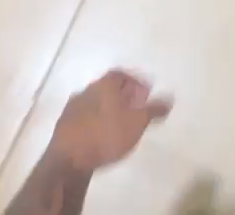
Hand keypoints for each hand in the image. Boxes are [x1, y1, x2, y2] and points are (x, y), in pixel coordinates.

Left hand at [48, 69, 172, 171]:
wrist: (67, 160)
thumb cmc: (106, 136)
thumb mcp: (137, 123)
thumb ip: (153, 110)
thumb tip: (170, 98)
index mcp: (105, 83)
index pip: (122, 74)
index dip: (136, 81)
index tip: (146, 93)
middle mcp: (87, 89)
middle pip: (108, 87)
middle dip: (123, 96)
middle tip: (136, 108)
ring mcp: (73, 107)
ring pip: (95, 102)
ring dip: (108, 109)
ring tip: (120, 123)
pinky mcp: (64, 126)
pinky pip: (85, 117)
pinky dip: (96, 121)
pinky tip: (101, 135)